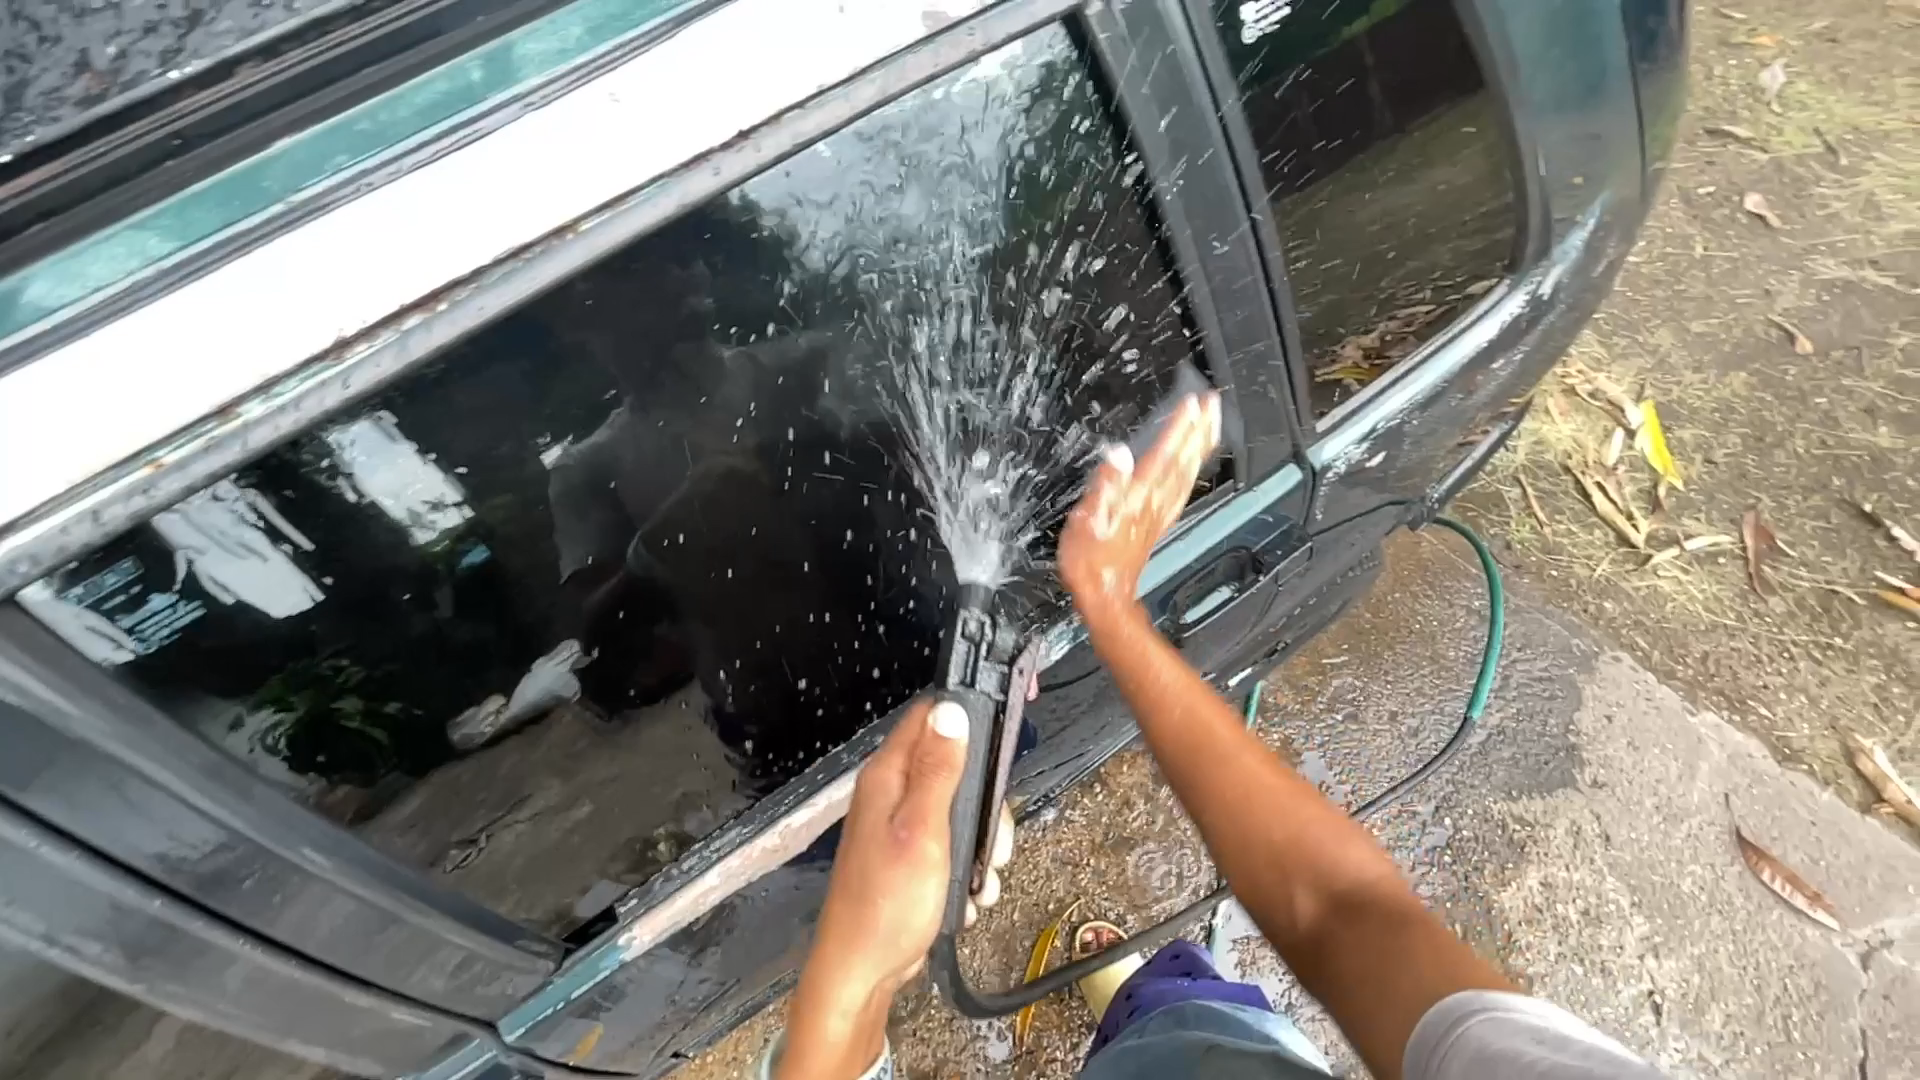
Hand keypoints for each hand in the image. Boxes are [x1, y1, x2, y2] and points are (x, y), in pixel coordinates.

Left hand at [781, 699, 1013, 1078]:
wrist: (861, 974)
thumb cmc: (887, 903)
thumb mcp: (922, 830)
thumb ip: (939, 770)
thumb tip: (951, 709)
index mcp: (888, 774)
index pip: (930, 715)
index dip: (967, 714)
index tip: (1002, 737)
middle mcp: (892, 790)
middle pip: (954, 764)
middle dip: (984, 801)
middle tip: (994, 842)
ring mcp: (901, 823)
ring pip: (960, 807)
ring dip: (981, 842)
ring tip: (984, 878)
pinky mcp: (911, 853)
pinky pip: (952, 841)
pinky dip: (967, 865)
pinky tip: (969, 894)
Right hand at [1058, 392, 1221, 625]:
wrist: (1103, 595)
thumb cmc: (1090, 561)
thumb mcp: (1087, 519)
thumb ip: (1105, 484)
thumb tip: (1118, 453)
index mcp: (1139, 496)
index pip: (1165, 453)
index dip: (1180, 426)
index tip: (1193, 402)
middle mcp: (1155, 502)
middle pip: (1185, 460)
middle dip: (1200, 429)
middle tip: (1213, 403)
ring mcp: (1160, 513)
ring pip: (1188, 473)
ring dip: (1201, 447)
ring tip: (1210, 425)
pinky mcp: (1158, 523)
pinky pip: (1182, 489)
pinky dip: (1191, 471)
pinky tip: (1191, 466)